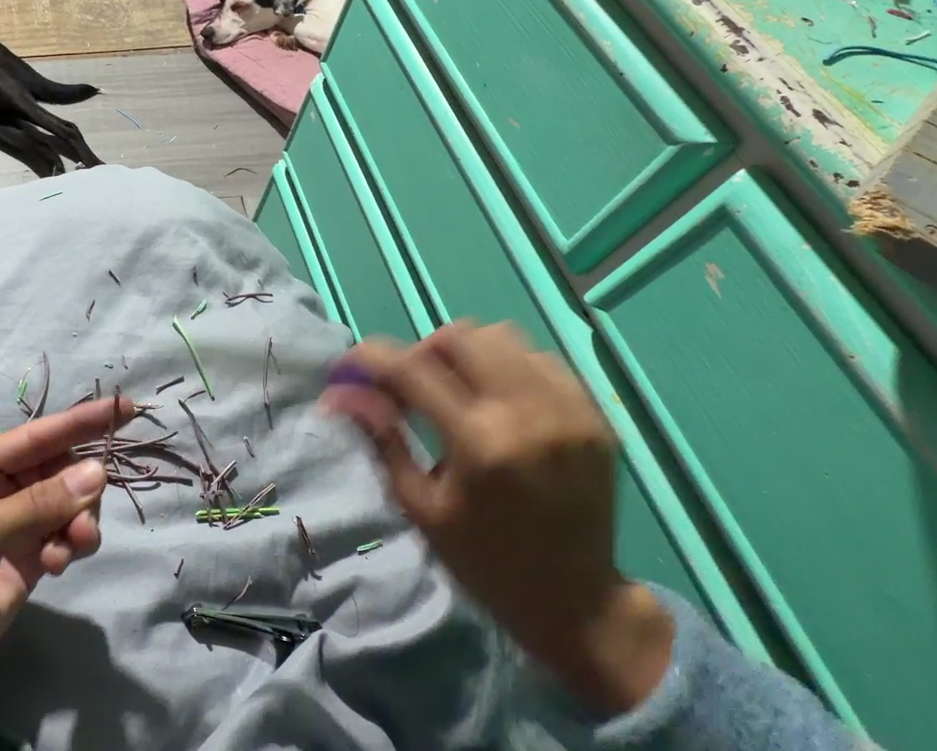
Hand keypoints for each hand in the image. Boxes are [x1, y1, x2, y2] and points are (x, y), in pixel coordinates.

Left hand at [0, 397, 130, 750]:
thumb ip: (39, 504)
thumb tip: (97, 471)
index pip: (36, 436)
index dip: (80, 421)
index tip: (125, 408)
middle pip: (59, 470)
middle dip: (80, 489)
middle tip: (85, 517)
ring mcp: (14, 524)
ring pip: (68, 506)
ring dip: (78, 523)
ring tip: (75, 548)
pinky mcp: (29, 559)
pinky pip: (65, 539)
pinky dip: (70, 548)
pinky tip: (57, 566)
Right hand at [321, 321, 673, 715]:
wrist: (576, 600)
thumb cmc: (483, 560)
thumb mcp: (419, 505)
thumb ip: (382, 438)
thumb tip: (341, 392)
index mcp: (479, 443)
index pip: (412, 368)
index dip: (370, 358)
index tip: (348, 366)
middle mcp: (527, 413)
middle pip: (460, 337)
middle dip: (421, 351)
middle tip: (409, 383)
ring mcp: (568, 410)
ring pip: (503, 337)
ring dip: (466, 353)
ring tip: (456, 387)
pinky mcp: (595, 415)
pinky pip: (542, 359)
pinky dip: (509, 366)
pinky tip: (498, 398)